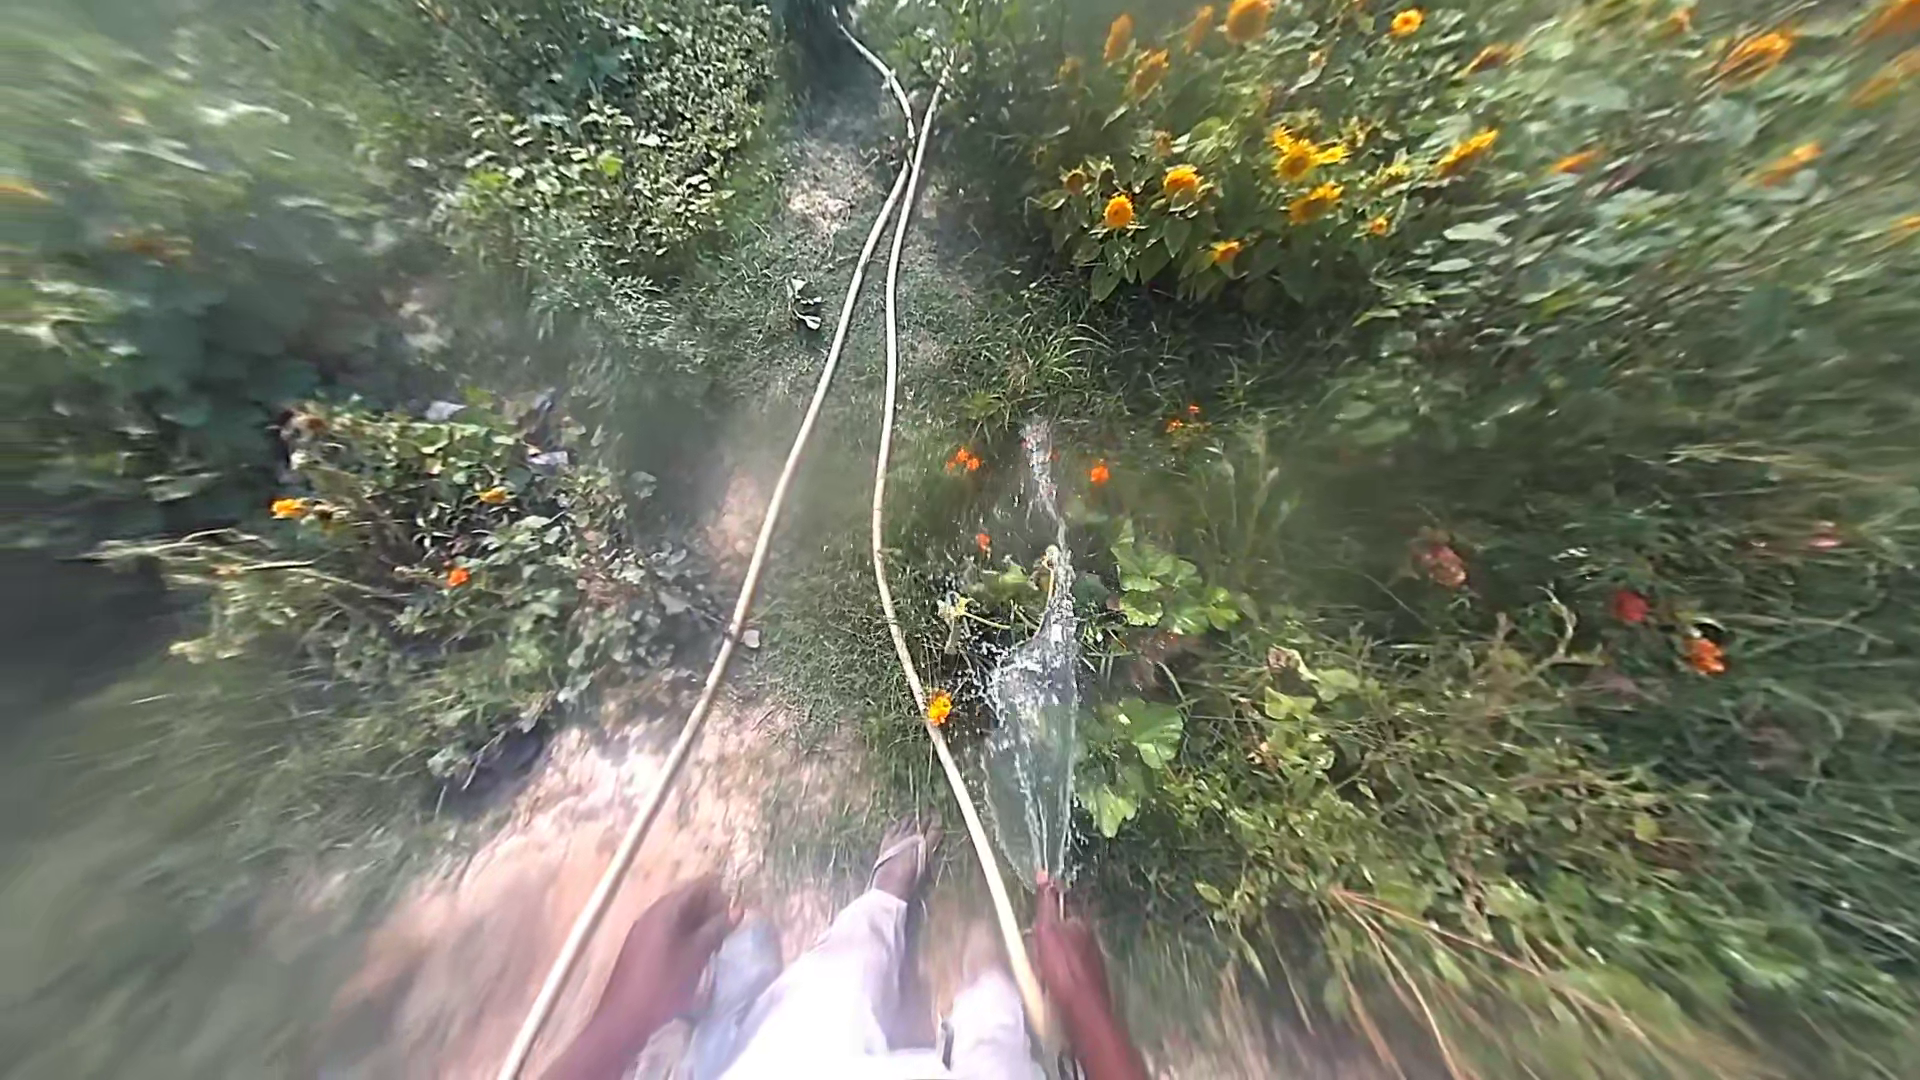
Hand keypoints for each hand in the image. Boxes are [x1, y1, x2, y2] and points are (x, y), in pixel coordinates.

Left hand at [543, 877, 737, 1079]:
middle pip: (686, 899)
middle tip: (725, 928)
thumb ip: (717, 929)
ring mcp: (642, 932)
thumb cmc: (662, 985)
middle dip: (708, 909)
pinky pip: (666, 931)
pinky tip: (693, 954)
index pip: (697, 886)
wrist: (621, 1025)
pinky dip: (683, 935)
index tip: (732, 912)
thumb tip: (738, 910)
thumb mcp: (696, 955)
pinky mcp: (638, 950)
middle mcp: (651, 914)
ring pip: (676, 917)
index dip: (718, 894)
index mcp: (664, 910)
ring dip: (697, 924)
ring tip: (713, 942)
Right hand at [1032, 875, 1113, 1023]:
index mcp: (1081, 922)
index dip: (1047, 911)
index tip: (1034, 921)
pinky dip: (1063, 978)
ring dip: (1056, 959)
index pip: (1063, 906)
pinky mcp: (1094, 986)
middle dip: (1051, 936)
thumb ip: (1046, 902)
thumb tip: (1043, 873)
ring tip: (1041, 971)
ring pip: (1070, 954)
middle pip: (1066, 930)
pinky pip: (1073, 975)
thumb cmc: (1062, 969)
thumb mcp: (1046, 929)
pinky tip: (1054, 989)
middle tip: (1034, 947)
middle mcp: (1091, 939)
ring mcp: (1095, 964)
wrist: (1084, 1014)